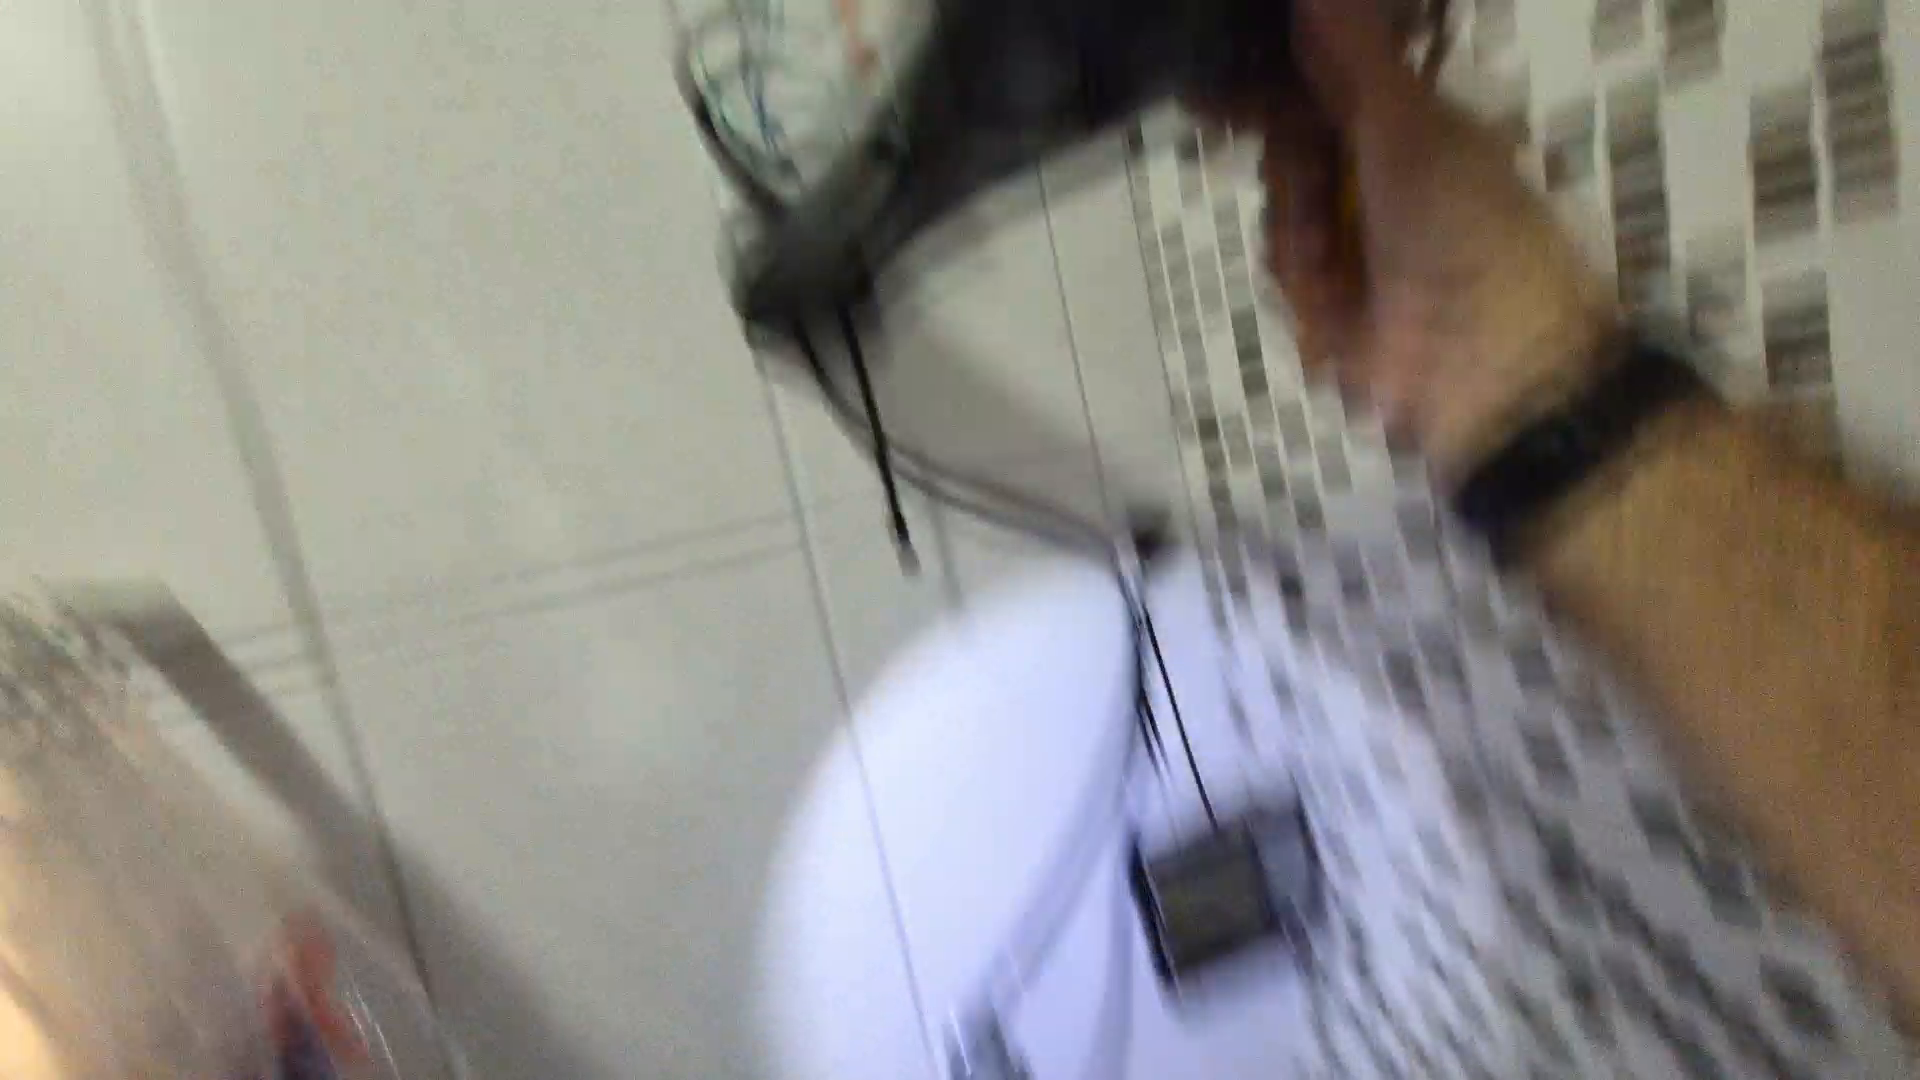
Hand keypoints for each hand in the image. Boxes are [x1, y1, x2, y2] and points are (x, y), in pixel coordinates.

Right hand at [1256, 0, 1619, 480]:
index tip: (1211, 96)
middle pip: (1285, 161)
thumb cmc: (1465, 238)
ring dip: (1299, 251)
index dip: (1266, 92)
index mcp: (1404, 127)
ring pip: (1276, 224)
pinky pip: (1283, 280)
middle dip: (1292, 190)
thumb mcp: (1414, 139)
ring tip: (1338, 279)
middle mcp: (1369, 179)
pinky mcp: (1326, 304)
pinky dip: (1304, 294)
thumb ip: (1359, 68)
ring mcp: (1346, 245)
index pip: (1318, 93)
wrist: (1479, 367)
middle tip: (1315, 213)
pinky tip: (1334, 310)